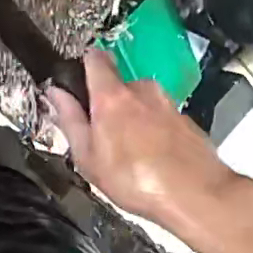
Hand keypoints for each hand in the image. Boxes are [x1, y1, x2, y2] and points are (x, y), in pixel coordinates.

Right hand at [46, 51, 246, 227]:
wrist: (196, 194)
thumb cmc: (135, 180)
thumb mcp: (88, 157)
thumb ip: (70, 119)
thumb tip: (55, 93)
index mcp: (112, 95)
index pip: (94, 58)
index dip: (82, 66)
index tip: (76, 85)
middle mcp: (141, 89)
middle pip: (116, 86)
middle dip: (107, 106)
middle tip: (101, 139)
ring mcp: (167, 102)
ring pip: (139, 103)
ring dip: (131, 120)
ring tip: (128, 156)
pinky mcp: (184, 117)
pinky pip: (159, 117)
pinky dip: (152, 131)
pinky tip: (152, 159)